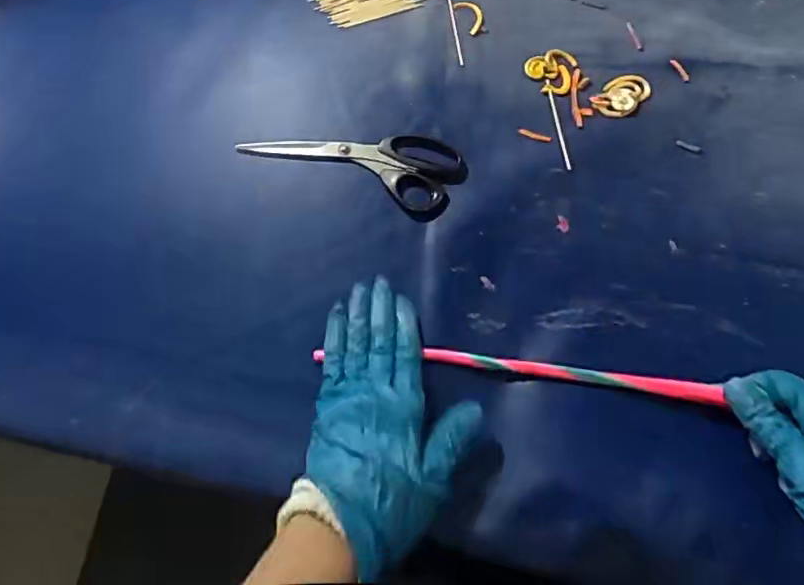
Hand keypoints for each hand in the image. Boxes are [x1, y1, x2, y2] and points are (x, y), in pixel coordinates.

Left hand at [305, 277, 482, 580]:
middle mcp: (375, 390)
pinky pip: (332, 360)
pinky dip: (334, 335)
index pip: (405, 353)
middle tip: (378, 281)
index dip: (404, 323)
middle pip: (378, 341)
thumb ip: (451, 439)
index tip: (401, 298)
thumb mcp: (432, 477)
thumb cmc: (392, 500)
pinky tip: (335, 316)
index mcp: (403, 404)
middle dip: (378, 309)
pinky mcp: (326, 403)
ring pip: (355, 344)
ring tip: (358, 289)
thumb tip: (477, 407)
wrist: (339, 522)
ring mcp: (348, 393)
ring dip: (356, 314)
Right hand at [726, 371, 803, 584]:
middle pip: (800, 407)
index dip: (752, 389)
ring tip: (786, 478)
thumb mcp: (797, 466)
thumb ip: (766, 423)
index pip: (784, 382)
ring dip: (793, 446)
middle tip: (759, 452)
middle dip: (772, 421)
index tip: (728, 408)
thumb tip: (736, 384)